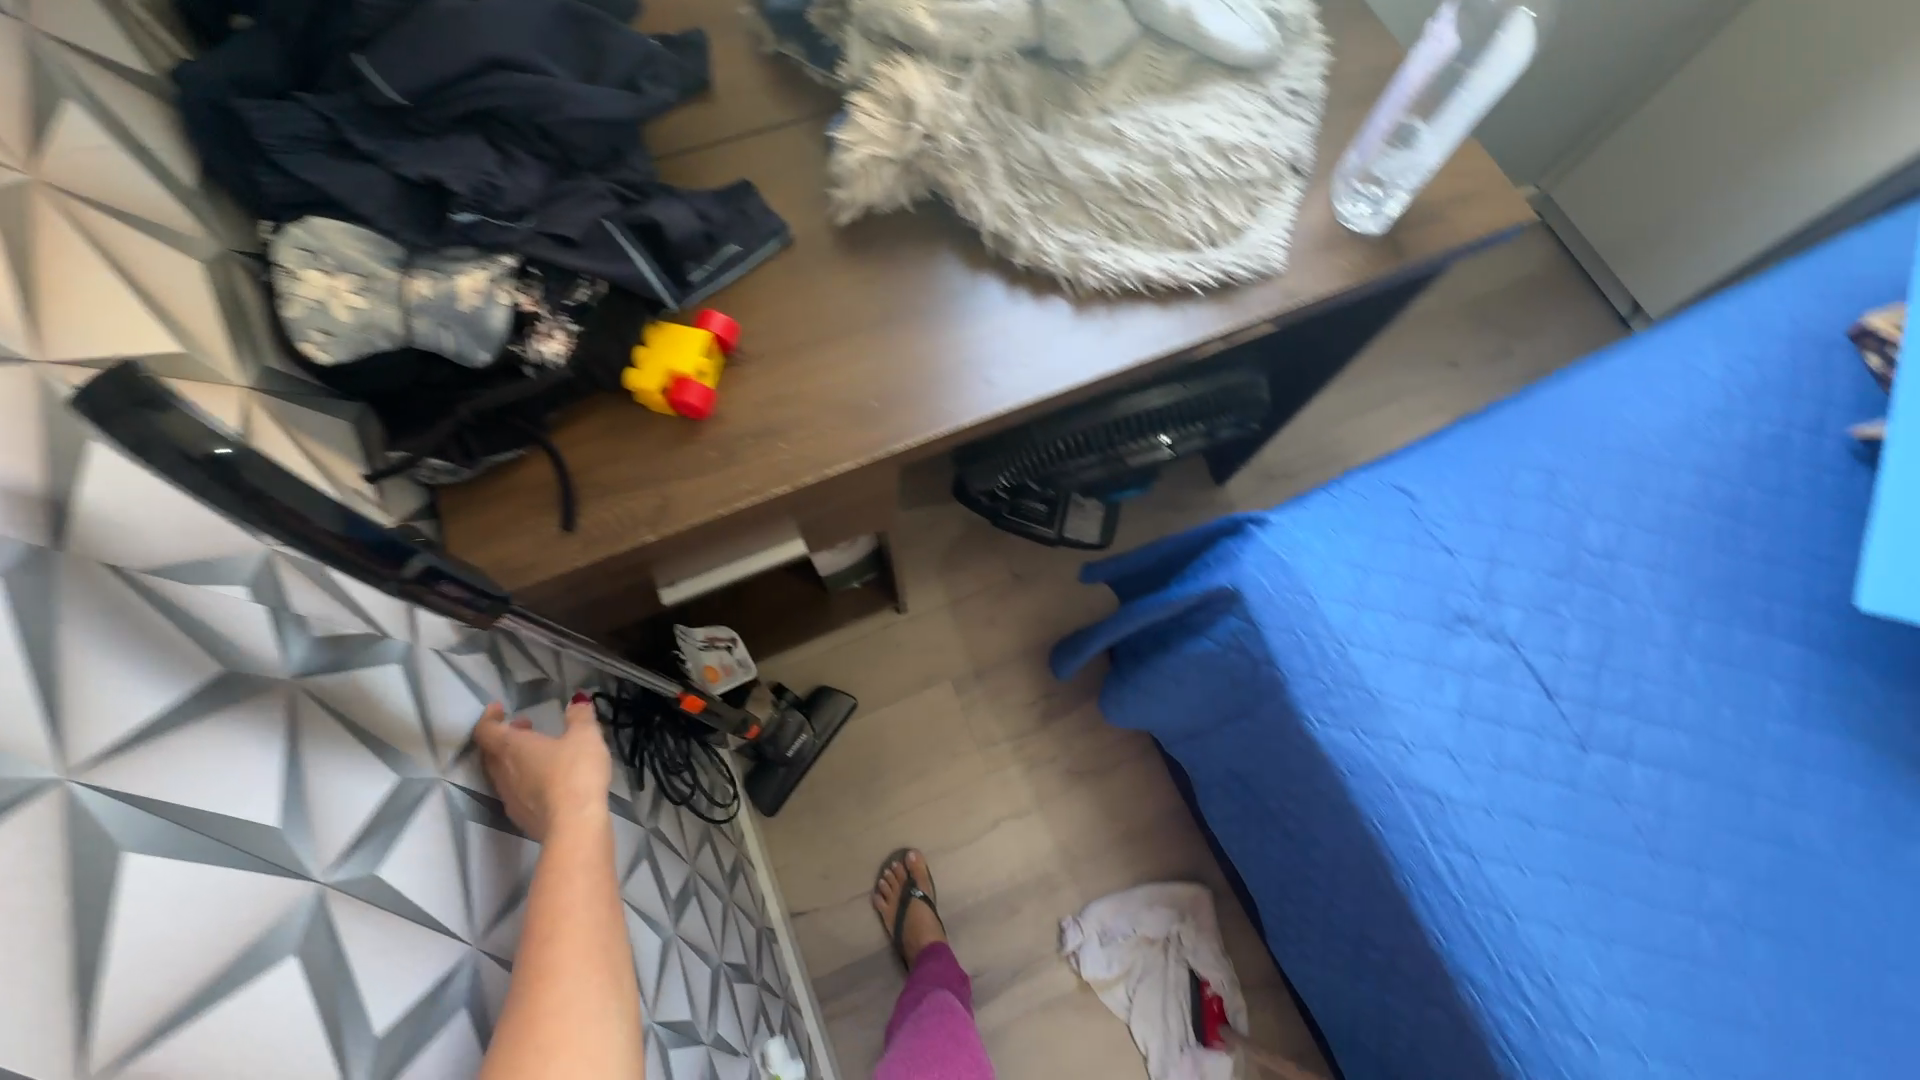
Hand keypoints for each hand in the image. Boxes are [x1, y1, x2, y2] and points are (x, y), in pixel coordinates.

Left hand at [472, 698, 612, 841]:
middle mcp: (503, 772)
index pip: (485, 730)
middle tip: (525, 727)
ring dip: (515, 759)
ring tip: (540, 753)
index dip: (488, 717)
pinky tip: (547, 781)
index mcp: (512, 748)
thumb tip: (577, 701)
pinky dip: (525, 780)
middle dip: (505, 737)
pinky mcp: (521, 817)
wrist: (574, 825)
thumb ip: (579, 716)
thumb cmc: (576, 773)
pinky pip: (516, 792)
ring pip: (502, 773)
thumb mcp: (586, 736)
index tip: (498, 708)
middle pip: (491, 752)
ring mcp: (510, 798)